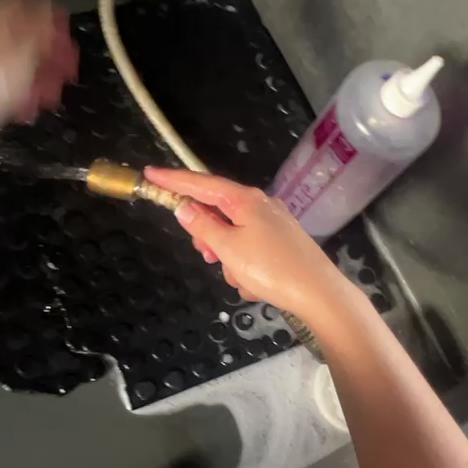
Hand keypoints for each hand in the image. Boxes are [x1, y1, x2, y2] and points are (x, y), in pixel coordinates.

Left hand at [0, 0, 77, 134]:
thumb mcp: (27, 51)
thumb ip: (43, 28)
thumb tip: (51, 12)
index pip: (30, 4)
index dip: (54, 21)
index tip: (67, 39)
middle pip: (23, 35)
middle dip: (48, 55)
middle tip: (64, 69)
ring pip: (15, 59)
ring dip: (37, 76)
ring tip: (50, 93)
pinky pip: (3, 78)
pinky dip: (20, 90)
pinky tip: (29, 105)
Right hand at [143, 168, 357, 322]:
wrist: (317, 293)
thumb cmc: (270, 268)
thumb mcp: (228, 249)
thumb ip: (202, 227)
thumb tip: (184, 208)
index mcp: (245, 200)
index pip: (202, 183)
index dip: (174, 180)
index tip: (149, 174)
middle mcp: (261, 205)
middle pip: (218, 212)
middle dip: (208, 236)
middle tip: (207, 255)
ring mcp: (274, 224)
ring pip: (234, 237)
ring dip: (229, 259)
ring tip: (239, 278)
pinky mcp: (283, 244)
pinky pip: (252, 252)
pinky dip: (247, 269)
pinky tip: (256, 286)